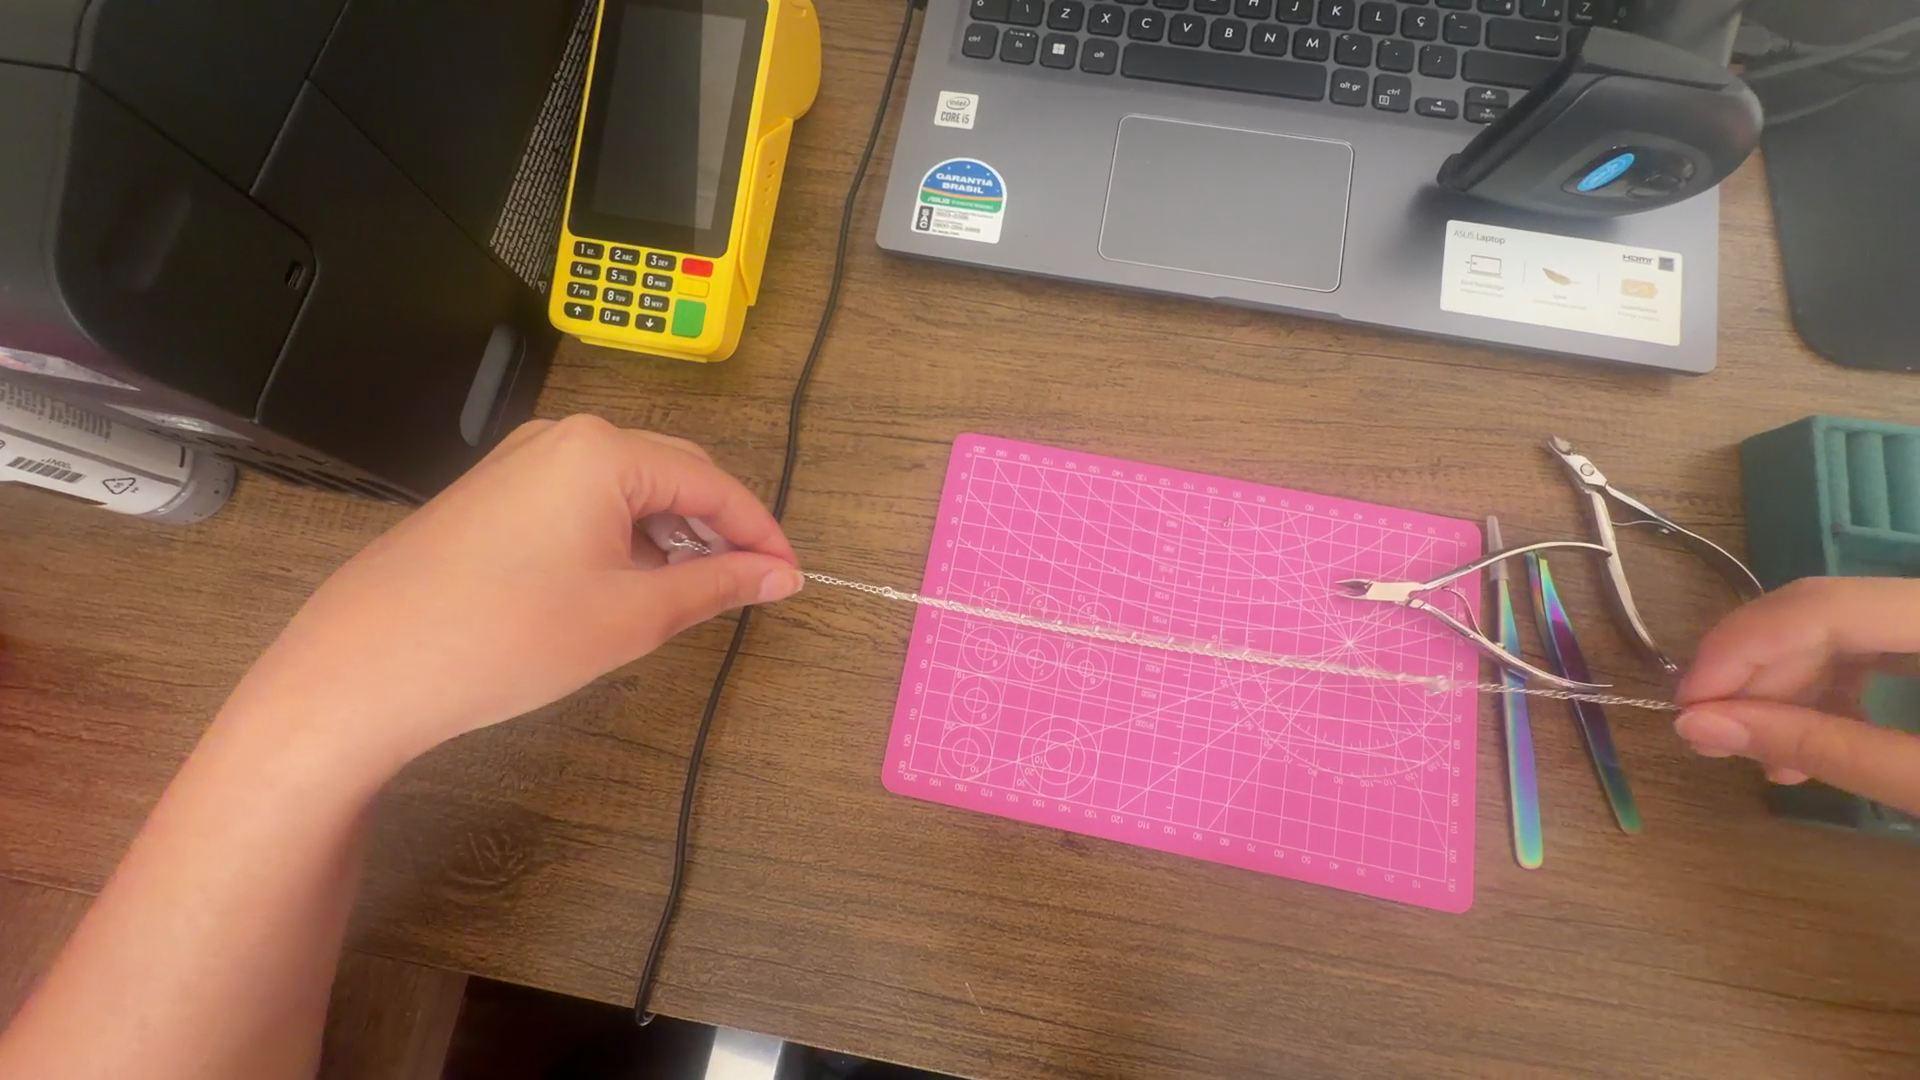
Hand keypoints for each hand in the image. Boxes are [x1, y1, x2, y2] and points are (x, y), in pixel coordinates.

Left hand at [227, 415, 802, 765]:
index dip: (762, 532)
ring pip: (633, 487)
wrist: (357, 676)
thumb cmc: (509, 640)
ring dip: (676, 533)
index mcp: (605, 452)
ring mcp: (524, 462)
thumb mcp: (632, 616)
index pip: (715, 486)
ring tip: (695, 589)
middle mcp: (566, 439)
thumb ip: (720, 585)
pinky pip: (589, 499)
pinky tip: (633, 580)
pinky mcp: (498, 493)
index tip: (791, 577)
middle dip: (722, 528)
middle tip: (750, 584)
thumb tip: (783, 576)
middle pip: (677, 474)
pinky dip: (629, 535)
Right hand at [1675, 577, 1919, 814]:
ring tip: (1766, 754)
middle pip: (1821, 615)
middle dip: (1754, 675)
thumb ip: (1827, 749)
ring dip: (1781, 689)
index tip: (1686, 705)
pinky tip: (1812, 740)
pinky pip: (1868, 652)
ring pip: (1836, 634)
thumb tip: (1692, 726)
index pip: (1821, 607)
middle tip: (1711, 734)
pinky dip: (1824, 693)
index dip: (1738, 649)